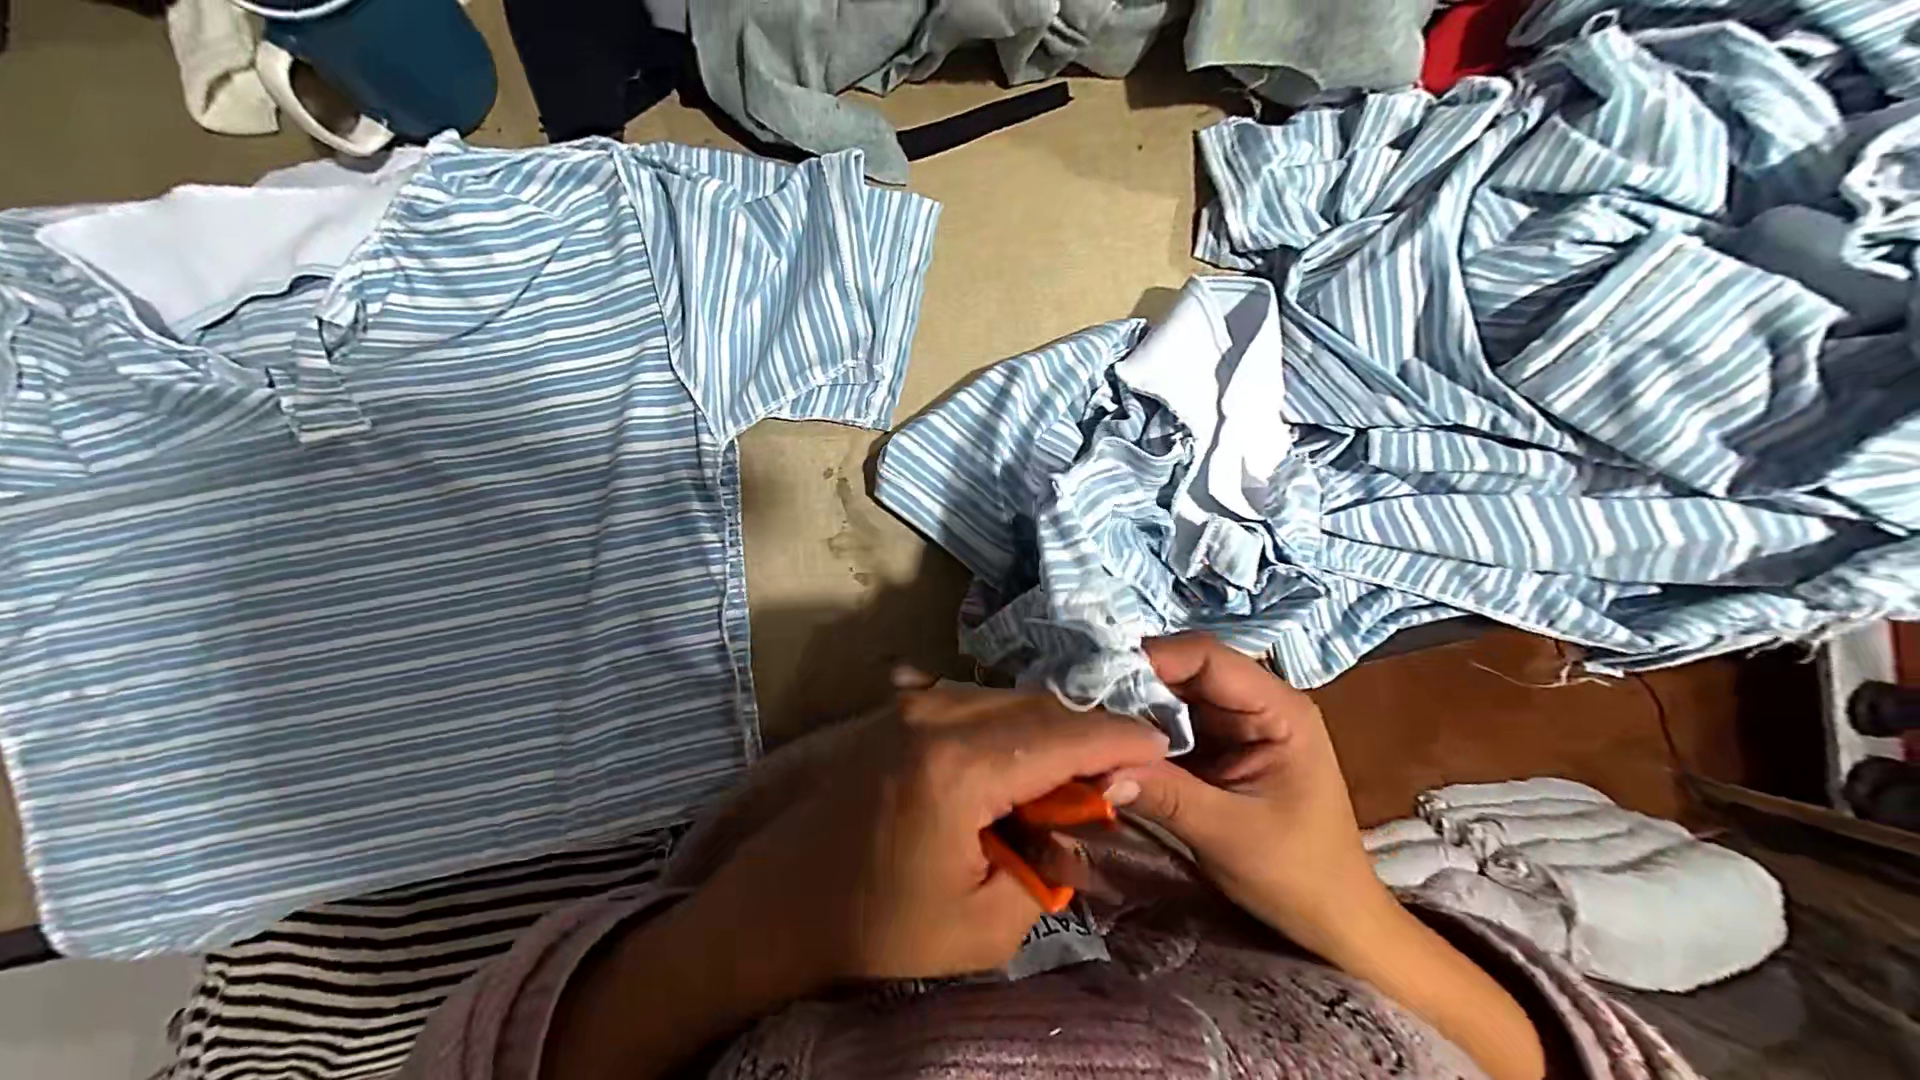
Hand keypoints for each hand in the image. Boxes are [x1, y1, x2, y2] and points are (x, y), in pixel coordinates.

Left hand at [691, 680, 1168, 987]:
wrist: (782, 902)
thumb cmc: (880, 924)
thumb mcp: (984, 923)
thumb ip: (1048, 867)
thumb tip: (1081, 820)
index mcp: (958, 768)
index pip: (1063, 737)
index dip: (1117, 739)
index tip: (1158, 743)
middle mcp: (936, 717)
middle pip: (1039, 707)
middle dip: (1088, 731)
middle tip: (1121, 763)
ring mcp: (912, 706)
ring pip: (1008, 699)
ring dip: (1048, 727)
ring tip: (1074, 767)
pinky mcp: (897, 711)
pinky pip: (973, 702)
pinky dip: (1010, 723)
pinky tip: (1021, 755)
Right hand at [1105, 633, 1392, 959]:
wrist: (1331, 920)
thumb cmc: (1299, 874)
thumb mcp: (1229, 834)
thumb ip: (1164, 794)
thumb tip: (1097, 768)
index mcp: (1278, 709)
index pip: (1208, 657)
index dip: (1153, 658)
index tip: (1097, 677)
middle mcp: (1255, 703)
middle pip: (1184, 670)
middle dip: (1132, 682)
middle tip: (1080, 702)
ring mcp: (1233, 723)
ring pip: (1171, 695)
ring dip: (1130, 706)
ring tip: (1085, 721)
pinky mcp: (1215, 745)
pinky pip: (1169, 723)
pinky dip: (1138, 730)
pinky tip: (1108, 742)